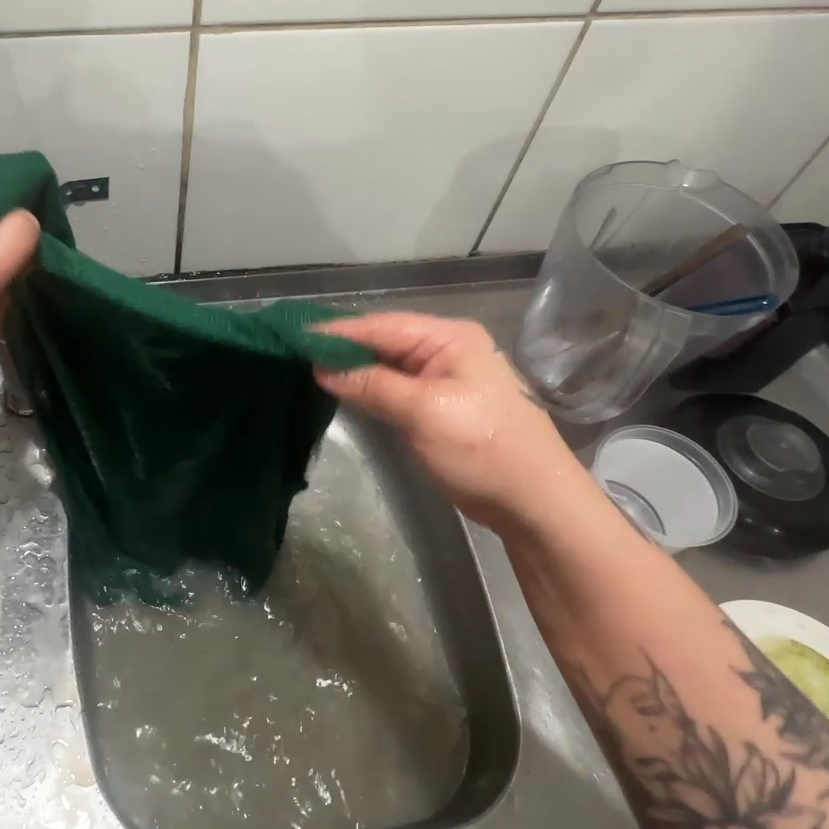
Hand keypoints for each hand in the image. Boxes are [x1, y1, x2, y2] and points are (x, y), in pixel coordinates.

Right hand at [314, 312, 601, 527]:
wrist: (535, 503)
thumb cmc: (483, 449)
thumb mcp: (424, 413)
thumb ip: (372, 385)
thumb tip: (322, 367)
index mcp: (450, 338)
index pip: (382, 325)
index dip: (337, 331)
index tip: (294, 338)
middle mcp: (448, 349)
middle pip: (384, 340)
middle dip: (343, 347)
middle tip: (294, 354)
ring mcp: (445, 378)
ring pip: (388, 364)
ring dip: (354, 368)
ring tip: (309, 369)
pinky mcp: (440, 406)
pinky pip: (396, 386)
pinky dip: (370, 387)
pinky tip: (344, 390)